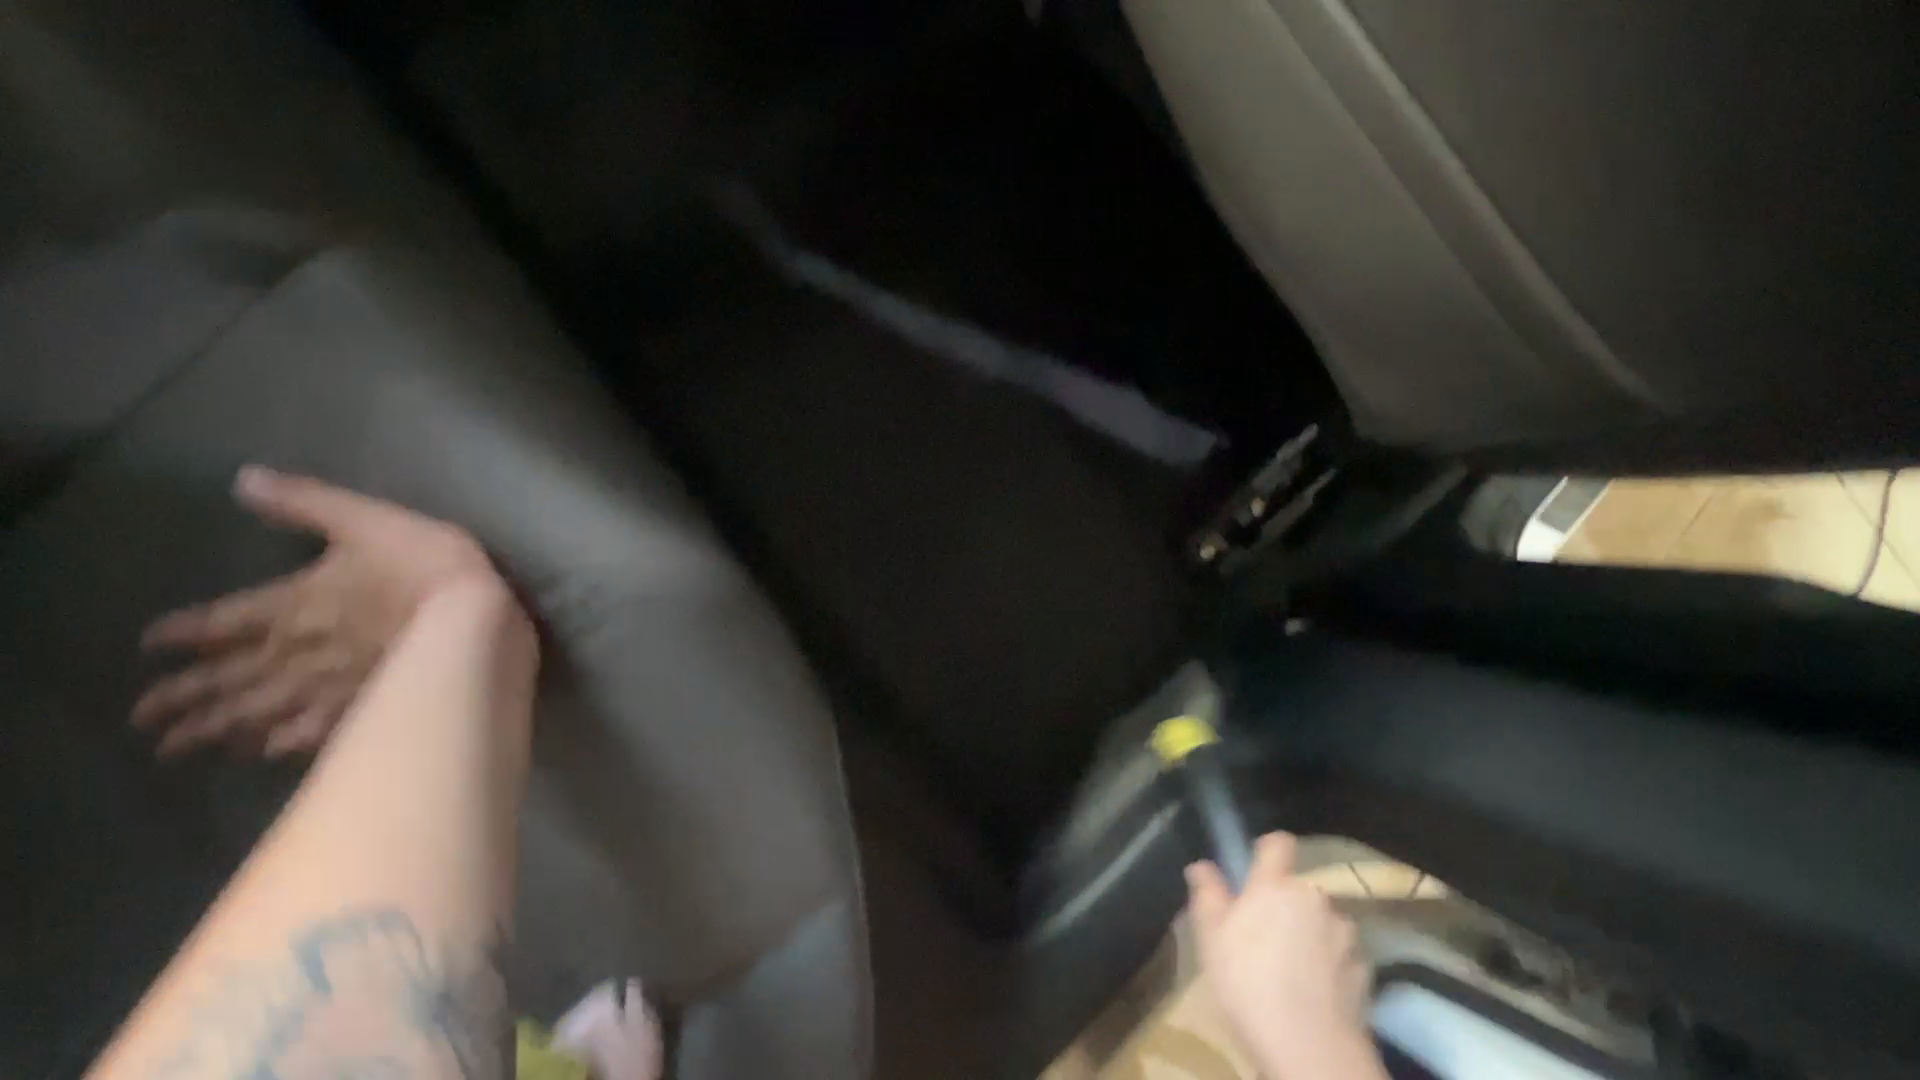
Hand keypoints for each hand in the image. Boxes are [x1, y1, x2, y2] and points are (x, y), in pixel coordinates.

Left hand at [133, 466, 512, 759]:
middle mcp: (294, 652)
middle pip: (227, 677)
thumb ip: (306, 501)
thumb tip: (244, 478)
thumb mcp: (365, 519)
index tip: (151, 647)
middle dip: (183, 697)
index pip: (222, 621)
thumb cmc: (421, 564)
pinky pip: (307, 734)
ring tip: (179, 747)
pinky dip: (278, 745)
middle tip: (144, 719)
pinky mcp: (359, 709)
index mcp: (291, 603)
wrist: (471, 621)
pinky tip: (263, 754)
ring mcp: (324, 688)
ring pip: (255, 713)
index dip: (184, 633)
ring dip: (215, 729)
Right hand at [1187, 832, 1383, 1079]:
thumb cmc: (1248, 983)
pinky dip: (1329, 964)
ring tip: (1293, 971)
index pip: (1278, 843)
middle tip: (1264, 938)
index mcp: (1274, 886)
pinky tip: (1315, 991)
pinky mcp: (1364, 965)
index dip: (1268, 850)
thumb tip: (1201, 865)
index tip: (1256, 870)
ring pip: (1322, 921)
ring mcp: (1344, 931)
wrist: (1309, 1046)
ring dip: (1310, 934)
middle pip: (1298, 889)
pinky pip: (1341, 953)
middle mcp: (1313, 897)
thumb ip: (1207, 894)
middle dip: (1285, 906)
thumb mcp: (1211, 939)